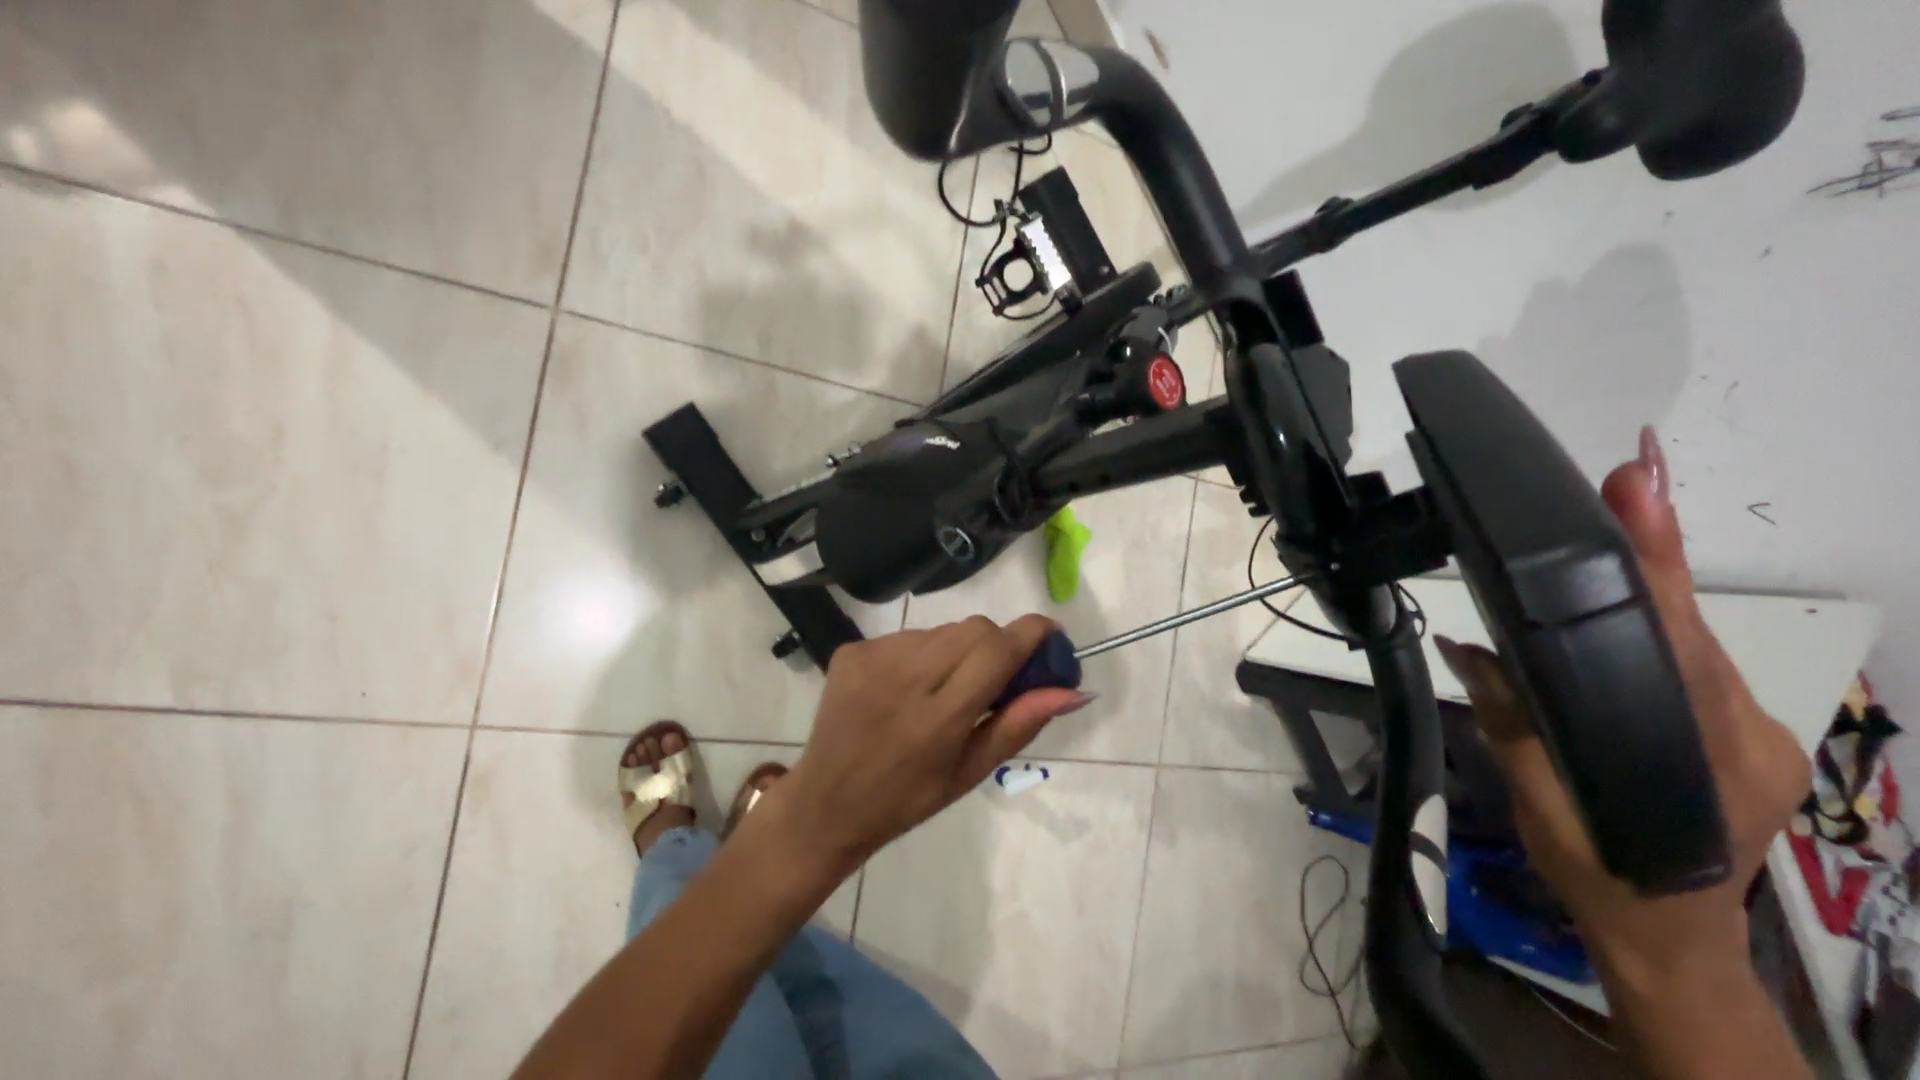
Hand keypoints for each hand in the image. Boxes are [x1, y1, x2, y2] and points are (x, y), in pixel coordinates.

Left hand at [771, 615, 1091, 873]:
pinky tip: (907, 689)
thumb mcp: (969, 772)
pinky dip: (920, 655)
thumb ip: (1019, 725)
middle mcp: (904, 678)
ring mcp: (873, 659)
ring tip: (943, 689)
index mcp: (938, 719)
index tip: (1051, 636)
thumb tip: (1073, 690)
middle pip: (974, 629)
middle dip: (996, 645)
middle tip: (996, 676)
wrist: (826, 804)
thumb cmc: (907, 799)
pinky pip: (907, 636)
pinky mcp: (851, 651)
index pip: (998, 650)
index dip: (1031, 634)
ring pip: (941, 630)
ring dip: (956, 651)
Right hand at [1435, 429, 1809, 992]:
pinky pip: (1696, 665)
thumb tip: (1467, 648)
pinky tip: (1622, 600)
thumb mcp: (1540, 805)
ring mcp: (1761, 730)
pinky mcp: (1752, 734)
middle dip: (1651, 555)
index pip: (1673, 634)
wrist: (1668, 942)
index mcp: (1710, 748)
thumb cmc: (1600, 877)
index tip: (1639, 483)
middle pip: (1692, 626)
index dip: (1654, 558)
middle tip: (1621, 480)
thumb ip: (1510, 722)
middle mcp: (1752, 728)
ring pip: (1696, 643)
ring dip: (1650, 588)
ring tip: (1610, 525)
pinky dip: (1658, 626)